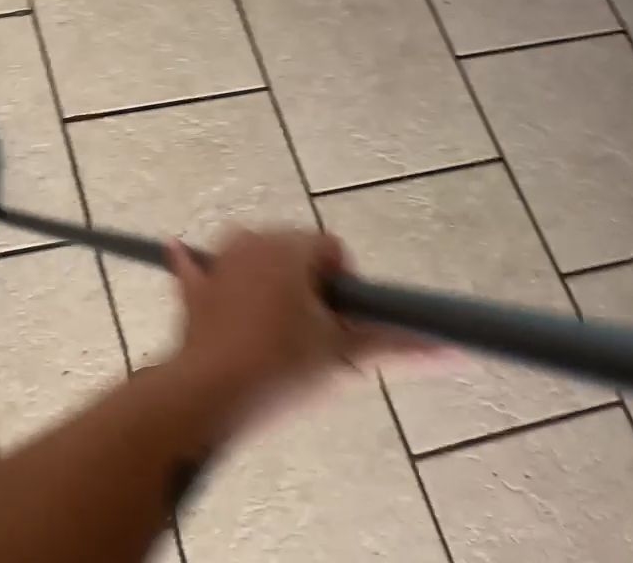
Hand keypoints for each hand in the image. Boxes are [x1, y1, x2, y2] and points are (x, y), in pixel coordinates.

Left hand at [161, 227, 412, 427]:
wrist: (213, 390)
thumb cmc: (284, 368)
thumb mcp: (347, 356)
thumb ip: (400, 347)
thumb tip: (456, 352)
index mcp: (288, 249)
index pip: (331, 247)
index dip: (344, 282)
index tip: (341, 319)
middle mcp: (247, 242)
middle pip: (291, 248)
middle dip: (307, 281)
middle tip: (312, 330)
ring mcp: (215, 262)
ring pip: (247, 252)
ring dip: (264, 274)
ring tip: (276, 322)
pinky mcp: (190, 287)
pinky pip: (194, 265)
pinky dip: (194, 262)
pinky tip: (176, 248)